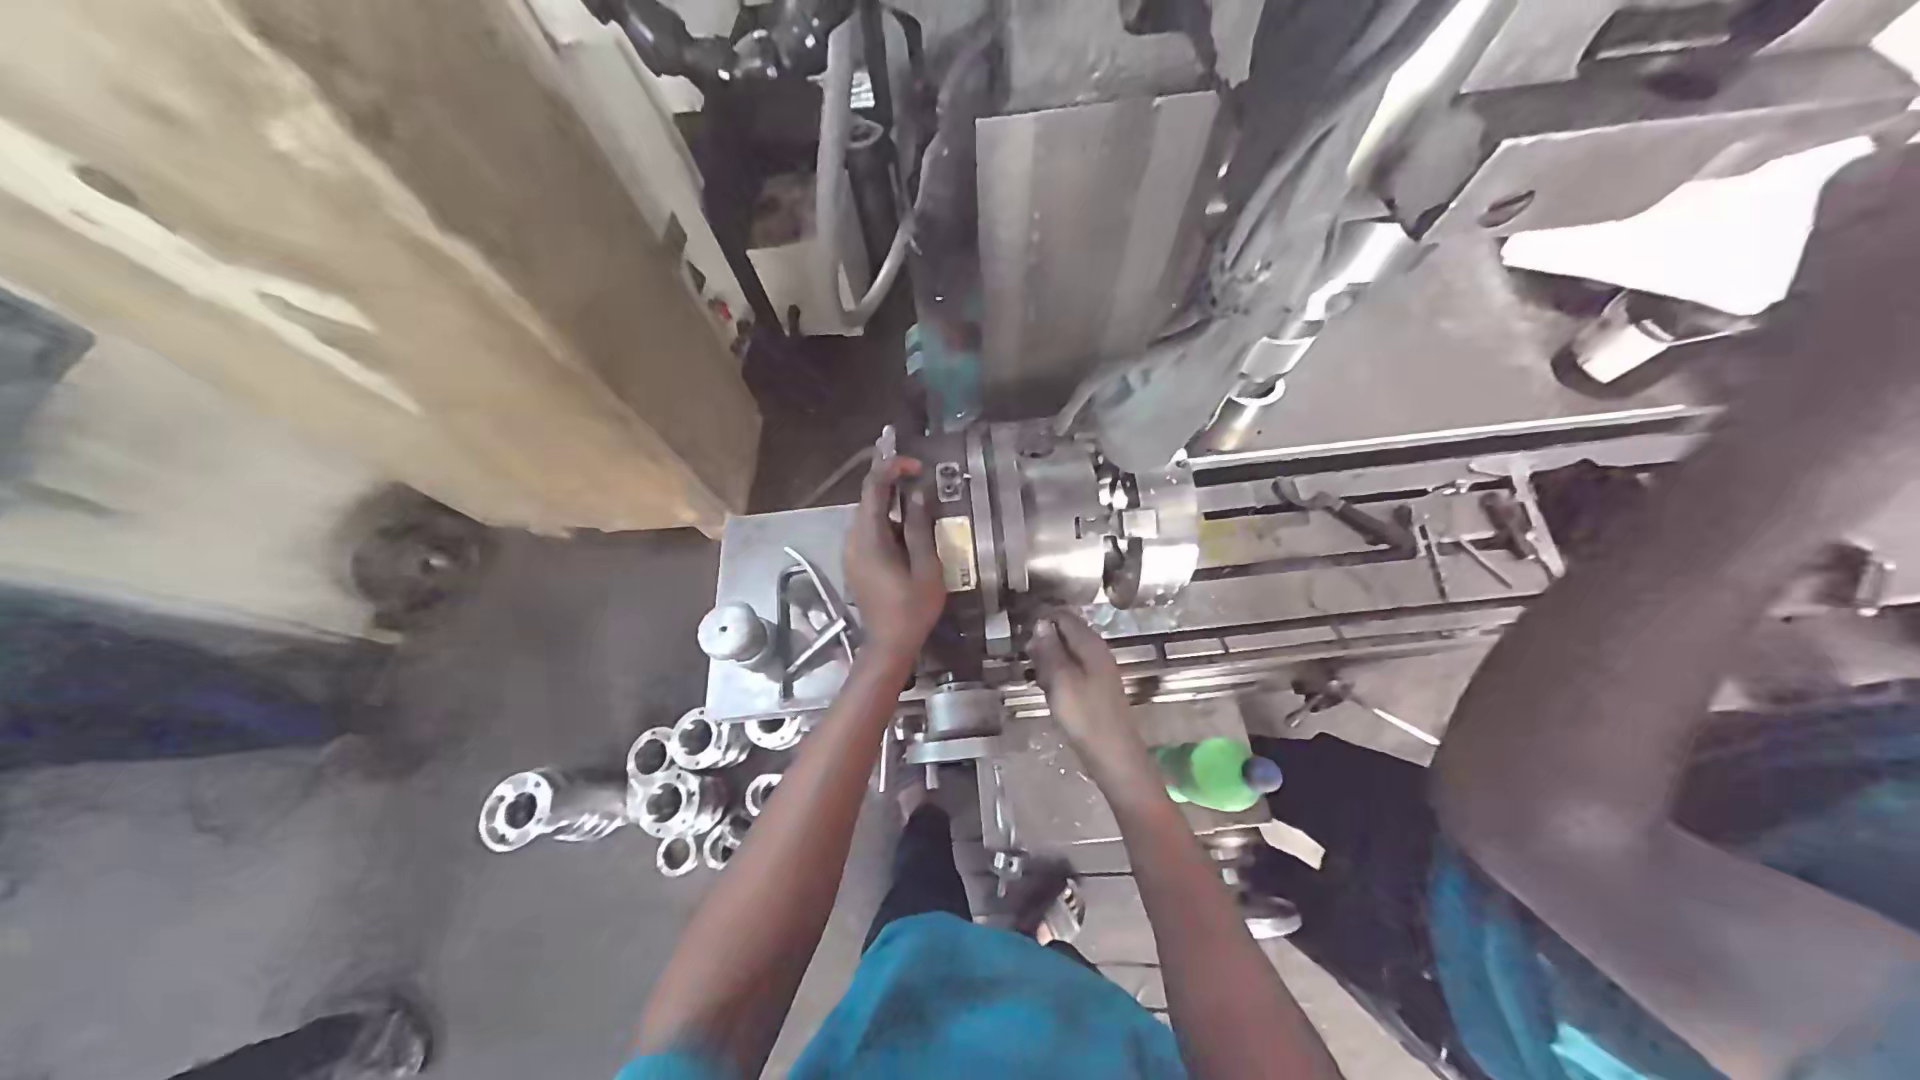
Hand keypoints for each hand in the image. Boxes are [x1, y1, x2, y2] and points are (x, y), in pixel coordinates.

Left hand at [845, 452, 945, 664]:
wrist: (889, 644)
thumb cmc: (912, 608)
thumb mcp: (925, 566)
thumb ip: (919, 527)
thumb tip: (917, 494)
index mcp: (869, 538)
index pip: (873, 488)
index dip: (892, 468)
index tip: (917, 465)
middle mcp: (853, 540)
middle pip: (869, 499)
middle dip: (893, 483)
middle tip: (921, 476)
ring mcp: (851, 552)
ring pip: (870, 516)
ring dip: (892, 504)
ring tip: (920, 503)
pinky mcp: (855, 562)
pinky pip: (870, 532)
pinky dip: (888, 522)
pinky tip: (909, 532)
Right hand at [1029, 611, 1150, 778]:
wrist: (1113, 756)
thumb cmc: (1084, 716)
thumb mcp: (1060, 679)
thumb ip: (1050, 649)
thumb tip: (1041, 623)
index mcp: (1090, 644)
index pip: (1064, 617)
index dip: (1042, 622)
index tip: (1022, 638)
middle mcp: (1096, 652)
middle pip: (1065, 634)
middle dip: (1043, 644)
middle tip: (1028, 663)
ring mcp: (1098, 671)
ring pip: (1067, 655)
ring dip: (1048, 662)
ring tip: (1036, 679)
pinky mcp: (1095, 689)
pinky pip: (1071, 672)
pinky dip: (1057, 677)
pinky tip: (1049, 692)